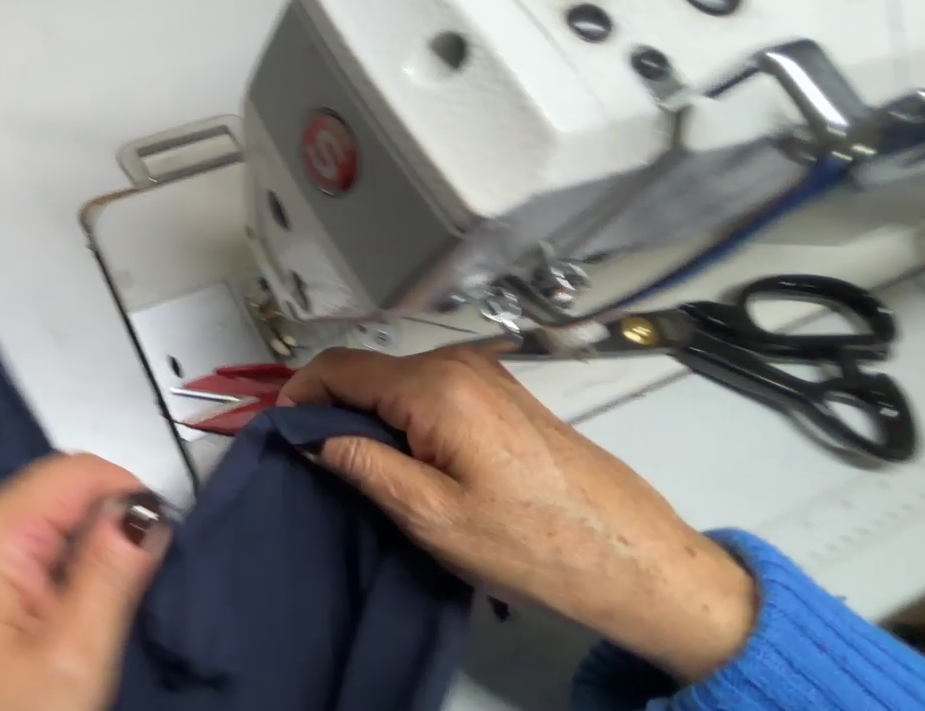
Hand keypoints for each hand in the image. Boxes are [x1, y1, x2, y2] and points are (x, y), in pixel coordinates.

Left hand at [0, 453, 169, 710]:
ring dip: (69, 559)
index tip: (154, 546)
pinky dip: (41, 571)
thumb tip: (143, 506)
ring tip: (69, 625)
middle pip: (55, 493)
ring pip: (38, 519)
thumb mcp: (72, 658)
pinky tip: (40, 624)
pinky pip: (12, 543)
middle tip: (104, 609)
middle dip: (95, 537)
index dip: (126, 498)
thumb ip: (112, 570)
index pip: (76, 470)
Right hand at [281, 344, 755, 682]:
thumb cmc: (531, 544)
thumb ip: (362, 465)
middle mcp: (456, 363)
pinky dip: (401, 410)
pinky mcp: (501, 390)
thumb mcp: (432, 516)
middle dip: (333, 402)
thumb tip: (311, 435)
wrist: (641, 561)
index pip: (340, 367)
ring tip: (361, 460)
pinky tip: (409, 452)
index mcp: (434, 387)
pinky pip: (429, 387)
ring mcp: (483, 372)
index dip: (301, 391)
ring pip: (396, 378)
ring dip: (368, 409)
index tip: (283, 426)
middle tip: (318, 451)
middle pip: (368, 368)